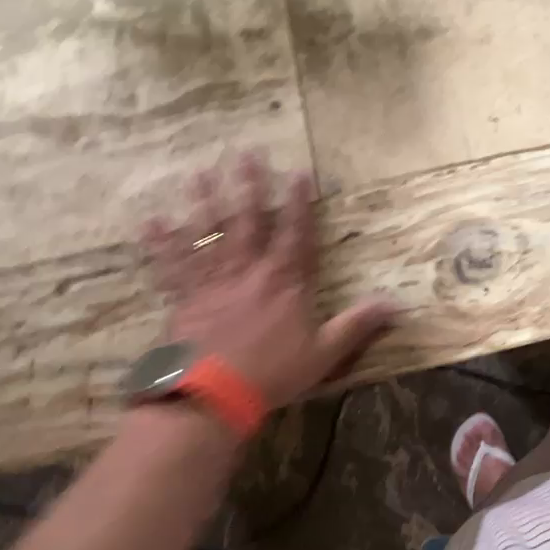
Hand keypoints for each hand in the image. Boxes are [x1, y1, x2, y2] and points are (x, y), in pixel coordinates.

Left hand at [142, 153, 396, 410]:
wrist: (212, 397)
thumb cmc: (273, 373)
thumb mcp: (325, 352)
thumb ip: (358, 323)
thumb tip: (398, 303)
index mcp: (284, 281)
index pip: (296, 231)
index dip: (298, 201)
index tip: (298, 171)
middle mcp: (248, 270)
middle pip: (248, 220)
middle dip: (248, 185)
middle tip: (244, 152)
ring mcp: (212, 281)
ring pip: (208, 233)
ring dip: (203, 202)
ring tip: (198, 173)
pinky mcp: (184, 298)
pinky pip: (171, 265)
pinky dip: (160, 243)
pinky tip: (150, 220)